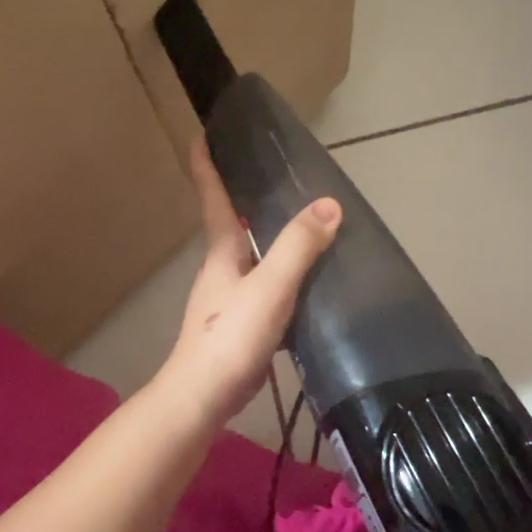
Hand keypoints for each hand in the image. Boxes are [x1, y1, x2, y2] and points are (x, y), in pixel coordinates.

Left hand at [152, 139, 341, 433]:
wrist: (202, 398)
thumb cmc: (230, 337)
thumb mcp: (269, 287)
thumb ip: (298, 247)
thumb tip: (329, 205)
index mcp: (222, 253)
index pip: (214, 198)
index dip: (208, 165)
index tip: (204, 133)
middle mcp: (221, 271)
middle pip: (233, 225)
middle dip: (248, 200)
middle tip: (276, 177)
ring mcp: (228, 301)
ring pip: (252, 260)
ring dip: (270, 242)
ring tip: (305, 228)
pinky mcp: (240, 329)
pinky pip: (265, 292)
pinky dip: (283, 281)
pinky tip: (307, 289)